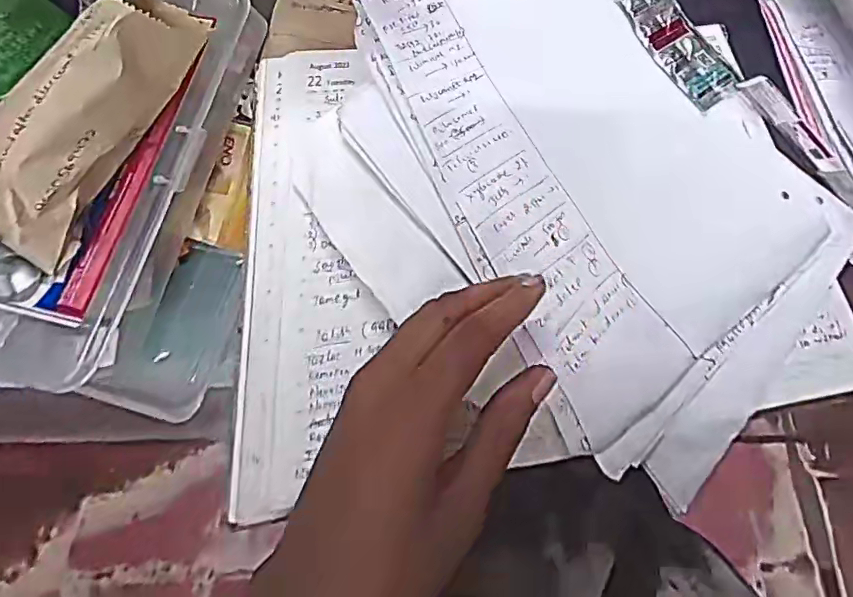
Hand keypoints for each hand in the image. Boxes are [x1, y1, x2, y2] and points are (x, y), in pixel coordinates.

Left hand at [251, 277, 555, 596]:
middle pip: (437, 316)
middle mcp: (380, 386)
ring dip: (458, 307)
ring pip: (415, 324)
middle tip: (520, 286)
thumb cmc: (388, 564)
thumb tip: (536, 382)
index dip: (506, 308)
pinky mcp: (354, 400)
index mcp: (411, 410)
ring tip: (496, 303)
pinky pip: (399, 344)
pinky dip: (434, 328)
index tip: (533, 290)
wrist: (316, 593)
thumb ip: (500, 432)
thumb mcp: (461, 506)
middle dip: (482, 293)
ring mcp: (362, 390)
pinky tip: (456, 340)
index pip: (468, 338)